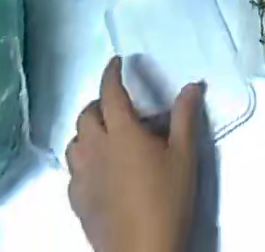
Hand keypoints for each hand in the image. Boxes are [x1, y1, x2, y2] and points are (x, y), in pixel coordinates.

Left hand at [66, 56, 204, 251]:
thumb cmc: (167, 201)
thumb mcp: (185, 156)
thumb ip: (185, 117)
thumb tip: (192, 85)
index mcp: (122, 132)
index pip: (110, 92)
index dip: (111, 73)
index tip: (115, 62)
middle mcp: (96, 148)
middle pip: (87, 115)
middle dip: (99, 103)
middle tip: (115, 105)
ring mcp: (83, 176)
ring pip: (74, 142)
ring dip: (86, 132)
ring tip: (103, 135)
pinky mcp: (77, 202)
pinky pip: (72, 171)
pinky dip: (81, 161)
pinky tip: (96, 170)